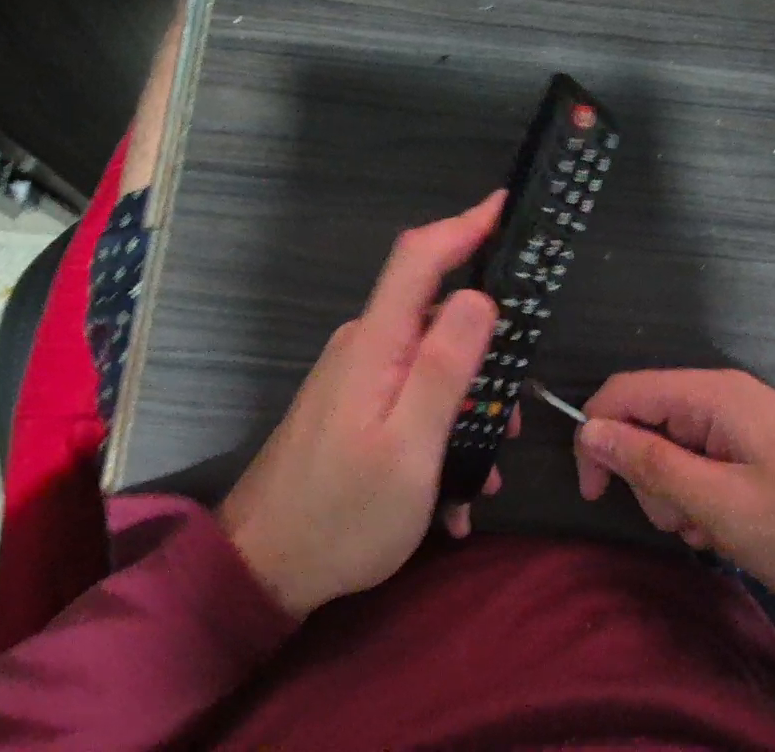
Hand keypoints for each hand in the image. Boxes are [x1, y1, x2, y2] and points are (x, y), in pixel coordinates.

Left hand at [217, 192, 504, 619]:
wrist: (262, 567)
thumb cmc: (342, 514)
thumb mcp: (410, 449)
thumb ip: (442, 368)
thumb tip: (479, 295)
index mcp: (376, 344)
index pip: (420, 257)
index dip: (465, 225)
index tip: (508, 206)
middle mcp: (363, 347)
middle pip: (437, 317)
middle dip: (485, 360)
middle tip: (512, 422)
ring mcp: (354, 378)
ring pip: (430, 368)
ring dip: (466, 414)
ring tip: (483, 479)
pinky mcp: (351, 408)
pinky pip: (410, 401)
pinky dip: (440, 437)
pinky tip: (451, 497)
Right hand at [575, 370, 774, 702]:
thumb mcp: (722, 505)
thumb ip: (649, 464)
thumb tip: (589, 429)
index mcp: (714, 396)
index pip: (623, 392)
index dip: (596, 437)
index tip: (594, 494)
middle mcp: (726, 401)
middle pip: (648, 423)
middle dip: (649, 478)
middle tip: (685, 524)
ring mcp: (746, 429)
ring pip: (675, 452)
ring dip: (680, 499)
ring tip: (718, 535)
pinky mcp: (762, 456)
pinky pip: (708, 469)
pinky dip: (708, 504)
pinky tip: (736, 534)